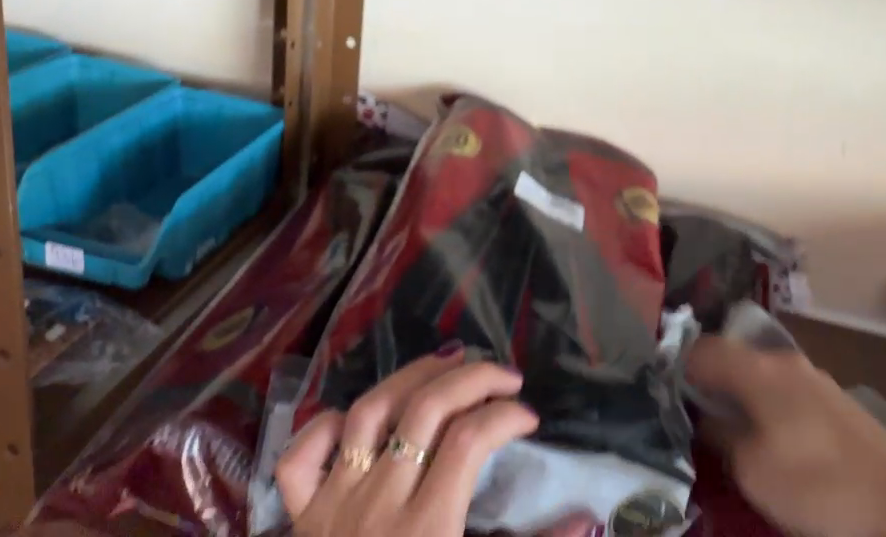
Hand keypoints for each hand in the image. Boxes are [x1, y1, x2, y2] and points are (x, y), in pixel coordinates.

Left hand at [278, 347, 594, 536]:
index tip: (530, 417)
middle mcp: (377, 502)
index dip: (505, 416)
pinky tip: (360, 418)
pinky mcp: (298, 516)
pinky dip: (325, 425)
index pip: (469, 441)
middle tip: (506, 376)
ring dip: (413, 377)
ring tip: (449, 364)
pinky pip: (301, 456)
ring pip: (370, 411)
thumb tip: (587, 518)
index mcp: (426, 529)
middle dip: (472, 378)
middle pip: (426, 410)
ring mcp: (332, 503)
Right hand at [687, 336, 885, 536]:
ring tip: (716, 427)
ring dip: (734, 395)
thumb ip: (720, 434)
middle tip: (680, 410)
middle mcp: (784, 361)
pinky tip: (759, 435)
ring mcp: (813, 380)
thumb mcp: (751, 469)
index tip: (652, 387)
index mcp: (758, 367)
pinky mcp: (833, 405)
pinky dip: (761, 407)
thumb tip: (704, 417)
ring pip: (756, 376)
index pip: (698, 348)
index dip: (671, 364)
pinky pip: (780, 393)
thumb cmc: (818, 485)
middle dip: (703, 380)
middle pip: (729, 358)